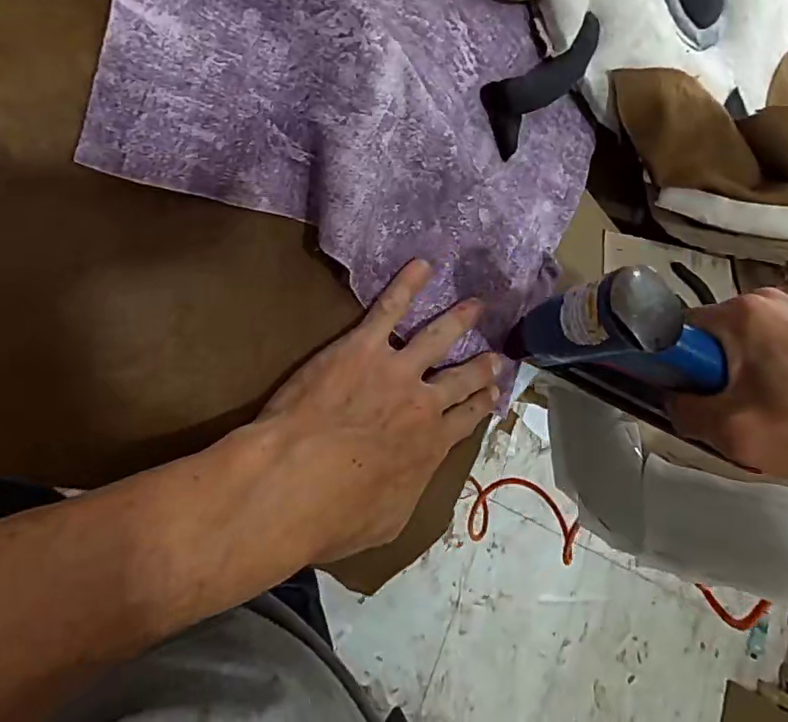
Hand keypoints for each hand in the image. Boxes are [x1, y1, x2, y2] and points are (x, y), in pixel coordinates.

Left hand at [244, 259, 502, 563]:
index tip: (494, 392)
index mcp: (431, 445)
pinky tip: (422, 265)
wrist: (291, 483)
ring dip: (460, 319)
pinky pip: (390, 309)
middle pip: (463, 377)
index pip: (467, 417)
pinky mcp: (365, 347)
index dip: (483, 403)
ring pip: (438, 336)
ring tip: (476, 304)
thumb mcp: (387, 523)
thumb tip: (419, 481)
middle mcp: (425, 403)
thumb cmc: (333, 515)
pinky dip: (408, 284)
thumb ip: (411, 494)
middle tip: (496, 354)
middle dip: (484, 364)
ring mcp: (398, 370)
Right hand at [669, 288, 787, 486]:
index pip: (680, 331)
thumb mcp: (734, 435)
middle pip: (712, 337)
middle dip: (714, 377)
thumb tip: (672, 398)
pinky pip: (771, 347)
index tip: (695, 401)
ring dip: (742, 379)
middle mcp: (766, 297)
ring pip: (742, 345)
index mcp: (741, 312)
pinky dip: (770, 375)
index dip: (679, 369)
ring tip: (769, 416)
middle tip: (736, 417)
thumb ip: (685, 413)